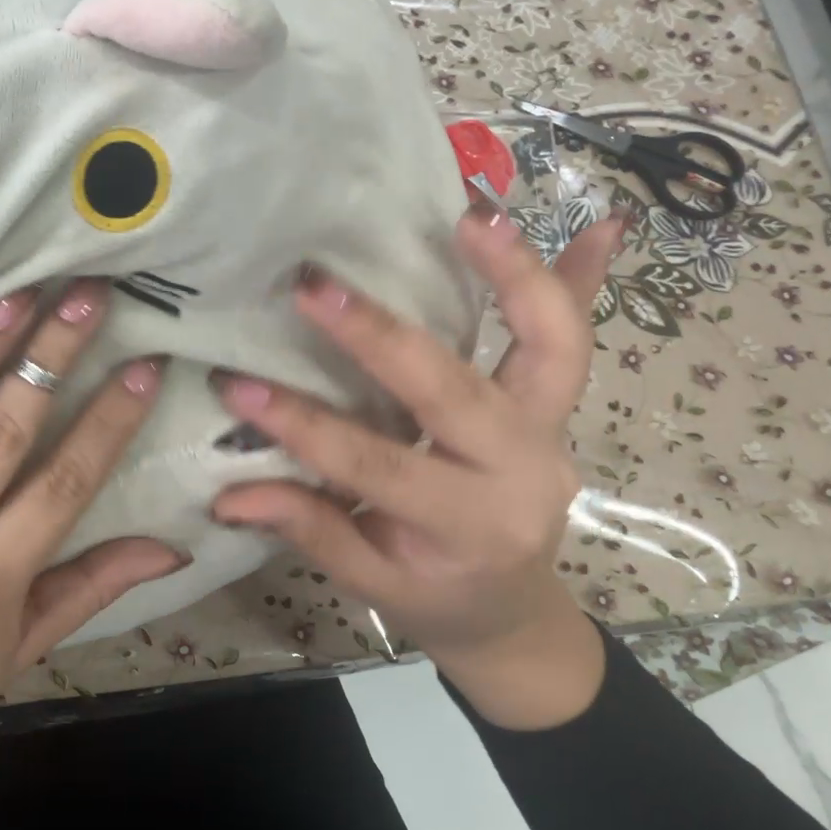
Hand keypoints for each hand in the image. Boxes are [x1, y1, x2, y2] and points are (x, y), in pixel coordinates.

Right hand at [211, 206, 628, 729]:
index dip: (301, 425)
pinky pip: (572, 343)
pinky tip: (603, 223)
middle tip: (315, 287)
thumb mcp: (366, 578)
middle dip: (378, 337)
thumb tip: (227, 495)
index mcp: (466, 524)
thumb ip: (307, 529)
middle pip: (452, 391)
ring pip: (551, 347)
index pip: (372, 464)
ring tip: (469, 218)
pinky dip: (587, 281)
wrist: (511, 610)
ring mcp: (549, 432)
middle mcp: (521, 470)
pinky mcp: (555, 410)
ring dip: (516, 277)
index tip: (234, 385)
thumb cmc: (432, 596)